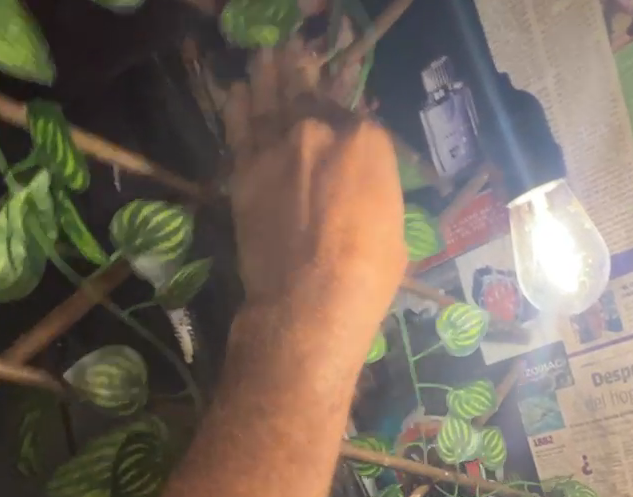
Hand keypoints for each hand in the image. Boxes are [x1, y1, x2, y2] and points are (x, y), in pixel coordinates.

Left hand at [222, 46, 406, 331]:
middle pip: (313, 93)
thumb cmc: (368, 277)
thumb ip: (377, 198)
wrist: (310, 301)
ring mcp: (279, 145)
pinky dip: (238, 106)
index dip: (357, 126)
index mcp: (368, 143)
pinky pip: (239, 126)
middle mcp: (321, 129)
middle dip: (308, 76)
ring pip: (271, 96)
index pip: (363, 120)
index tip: (353, 127)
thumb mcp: (395, 234)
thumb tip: (367, 195)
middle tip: (300, 58)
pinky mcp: (245, 168)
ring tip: (267, 58)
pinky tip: (237, 91)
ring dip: (269, 75)